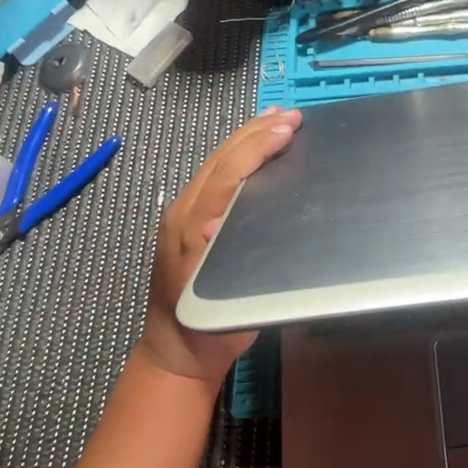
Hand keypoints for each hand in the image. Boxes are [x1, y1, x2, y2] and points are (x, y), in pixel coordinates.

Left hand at [131, 106, 301, 387]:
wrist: (175, 353)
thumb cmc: (205, 330)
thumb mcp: (221, 300)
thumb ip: (228, 262)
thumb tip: (235, 216)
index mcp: (191, 226)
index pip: (225, 173)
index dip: (256, 148)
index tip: (287, 130)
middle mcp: (185, 211)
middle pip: (220, 158)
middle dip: (256, 132)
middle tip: (292, 114)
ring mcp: (186, 213)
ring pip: (218, 161)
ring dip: (249, 137)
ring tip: (276, 117)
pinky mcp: (192, 219)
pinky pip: (219, 175)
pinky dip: (241, 154)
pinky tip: (257, 148)